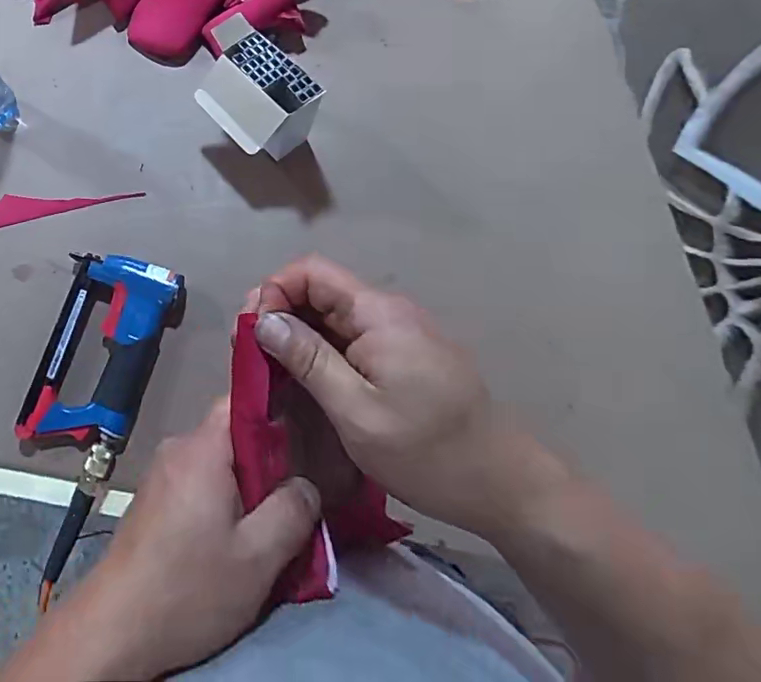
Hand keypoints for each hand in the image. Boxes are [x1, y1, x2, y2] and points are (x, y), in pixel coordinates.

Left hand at [8, 402, 320, 680]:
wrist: (118, 625)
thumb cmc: (190, 586)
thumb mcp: (258, 558)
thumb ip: (292, 512)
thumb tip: (306, 485)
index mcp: (201, 449)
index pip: (239, 401)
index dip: (275, 411)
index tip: (307, 434)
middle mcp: (177, 449)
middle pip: (232, 437)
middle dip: (267, 464)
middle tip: (297, 497)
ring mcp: (161, 474)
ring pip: (217, 465)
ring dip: (246, 490)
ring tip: (270, 526)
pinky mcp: (154, 499)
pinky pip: (198, 483)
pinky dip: (221, 502)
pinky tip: (234, 539)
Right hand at [252, 255, 570, 539]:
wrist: (510, 488)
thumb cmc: (431, 453)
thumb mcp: (358, 412)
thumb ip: (308, 360)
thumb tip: (263, 320)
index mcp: (378, 313)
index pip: (311, 271)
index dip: (273, 291)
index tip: (251, 332)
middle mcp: (388, 312)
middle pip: (318, 291)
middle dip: (278, 315)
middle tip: (252, 357)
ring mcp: (398, 333)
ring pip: (331, 317)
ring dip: (296, 336)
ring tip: (272, 373)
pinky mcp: (403, 356)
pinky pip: (349, 339)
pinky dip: (320, 353)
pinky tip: (305, 382)